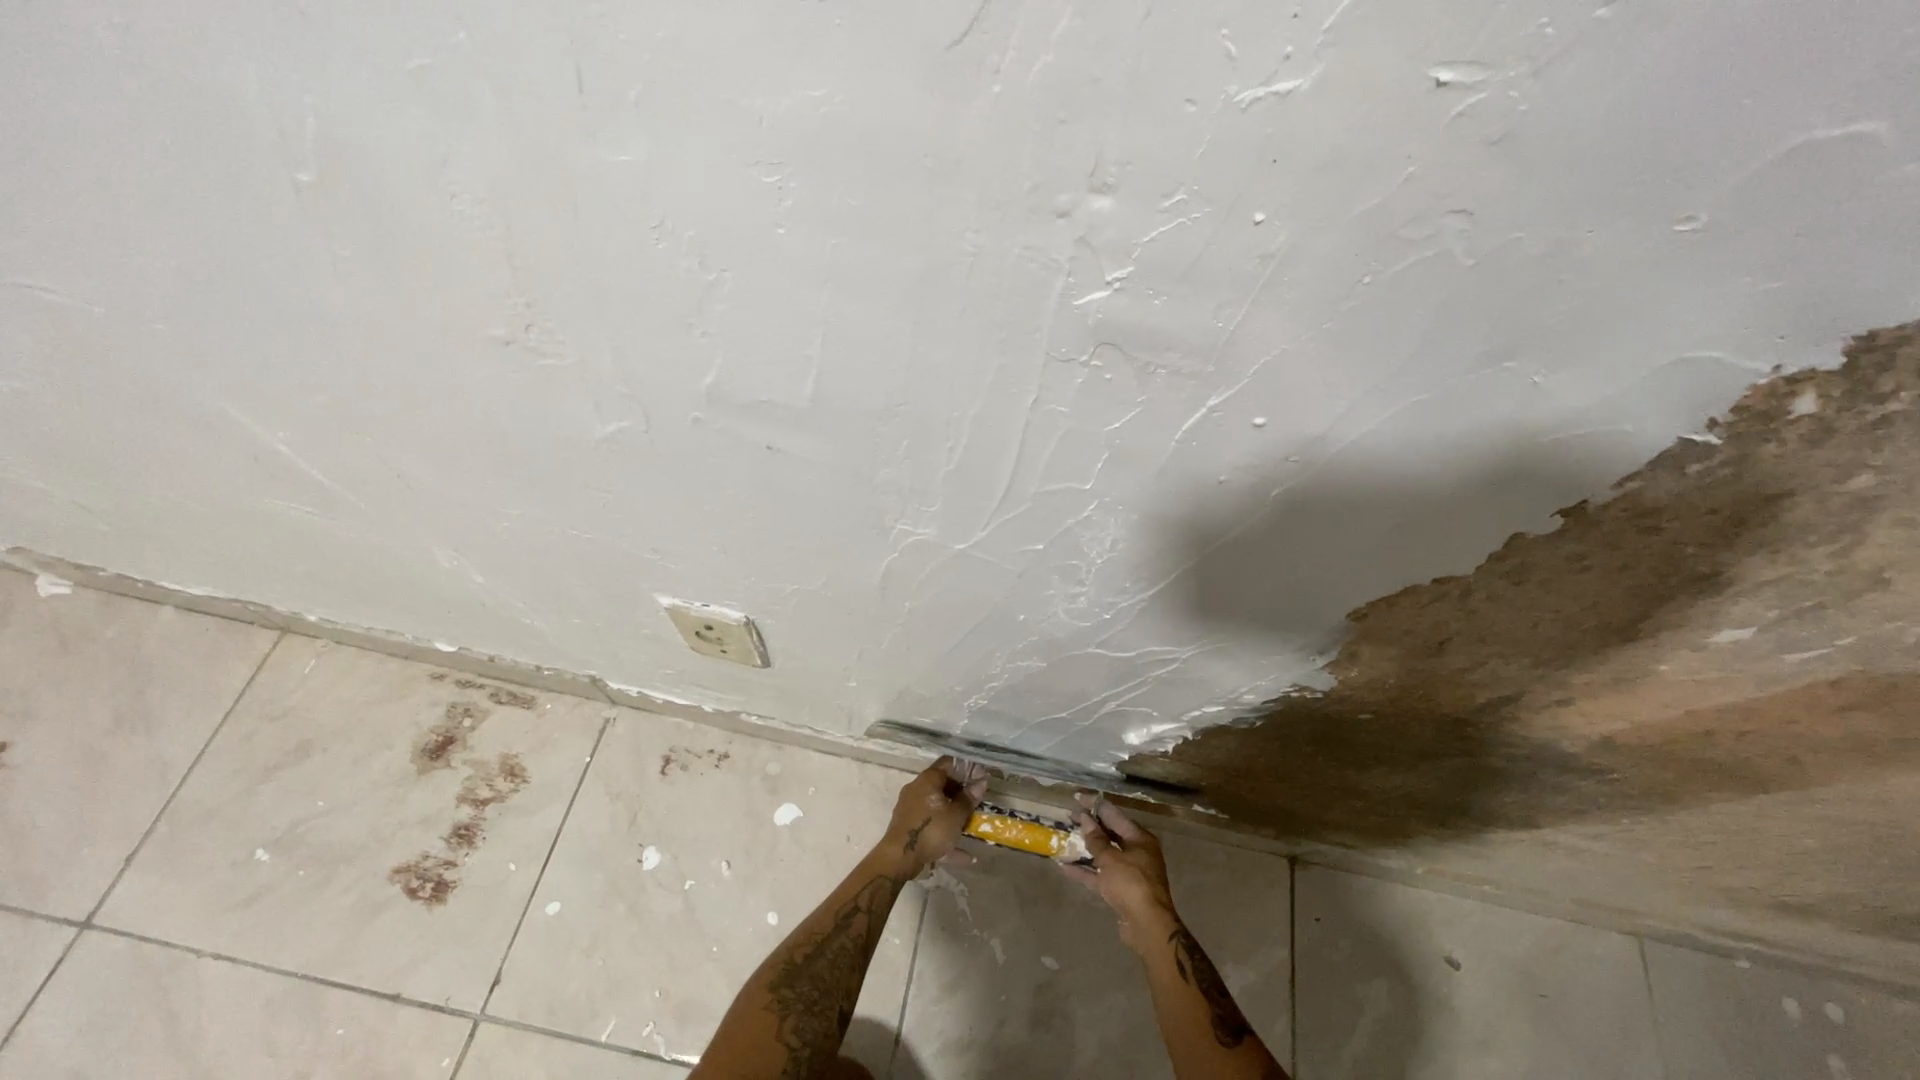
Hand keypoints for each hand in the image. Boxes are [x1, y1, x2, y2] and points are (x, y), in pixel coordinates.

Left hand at [878, 756, 986, 876]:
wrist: (900, 858)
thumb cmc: (931, 830)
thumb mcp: (956, 815)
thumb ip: (968, 799)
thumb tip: (980, 784)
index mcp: (927, 780)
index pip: (949, 763)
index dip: (967, 768)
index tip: (982, 778)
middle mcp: (916, 789)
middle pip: (942, 785)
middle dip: (961, 793)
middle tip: (978, 802)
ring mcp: (910, 808)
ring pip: (937, 807)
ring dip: (954, 815)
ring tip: (971, 825)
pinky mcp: (909, 826)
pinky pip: (932, 826)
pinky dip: (946, 835)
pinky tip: (965, 856)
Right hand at [1061, 793, 1178, 952]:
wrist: (1147, 925)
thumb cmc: (1131, 884)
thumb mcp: (1111, 859)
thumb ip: (1096, 840)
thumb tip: (1085, 819)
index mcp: (1139, 839)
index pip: (1114, 815)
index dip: (1095, 805)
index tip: (1077, 798)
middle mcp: (1137, 852)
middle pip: (1110, 834)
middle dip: (1090, 826)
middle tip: (1069, 817)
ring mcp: (1130, 872)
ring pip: (1104, 855)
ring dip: (1086, 849)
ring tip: (1065, 839)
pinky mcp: (1121, 890)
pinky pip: (1101, 875)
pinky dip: (1086, 871)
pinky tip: (1065, 867)